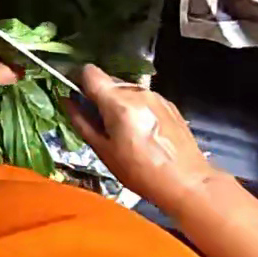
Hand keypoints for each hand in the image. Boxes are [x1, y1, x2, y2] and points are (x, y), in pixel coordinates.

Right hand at [62, 64, 221, 212]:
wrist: (191, 185)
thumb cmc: (141, 171)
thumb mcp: (102, 149)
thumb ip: (80, 120)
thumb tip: (66, 100)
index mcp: (117, 101)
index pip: (89, 72)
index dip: (79, 80)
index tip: (77, 97)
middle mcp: (136, 92)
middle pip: (108, 81)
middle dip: (99, 96)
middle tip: (101, 122)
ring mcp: (156, 97)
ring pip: (125, 90)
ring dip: (118, 102)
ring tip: (124, 130)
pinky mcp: (170, 105)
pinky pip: (142, 99)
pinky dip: (136, 108)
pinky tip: (143, 132)